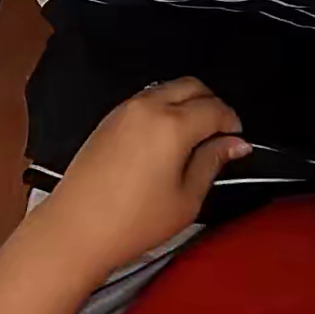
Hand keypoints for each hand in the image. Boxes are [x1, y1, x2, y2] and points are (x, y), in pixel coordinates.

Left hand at [21, 77, 249, 276]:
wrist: (77, 227)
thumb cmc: (133, 221)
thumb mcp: (186, 198)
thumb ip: (212, 161)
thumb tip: (235, 144)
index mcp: (172, 124)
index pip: (214, 108)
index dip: (232, 121)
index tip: (237, 138)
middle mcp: (148, 106)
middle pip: (192, 85)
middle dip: (212, 103)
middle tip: (221, 132)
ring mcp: (126, 108)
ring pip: (168, 88)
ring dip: (188, 102)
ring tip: (195, 136)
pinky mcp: (110, 116)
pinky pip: (147, 98)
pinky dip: (165, 106)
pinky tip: (168, 137)